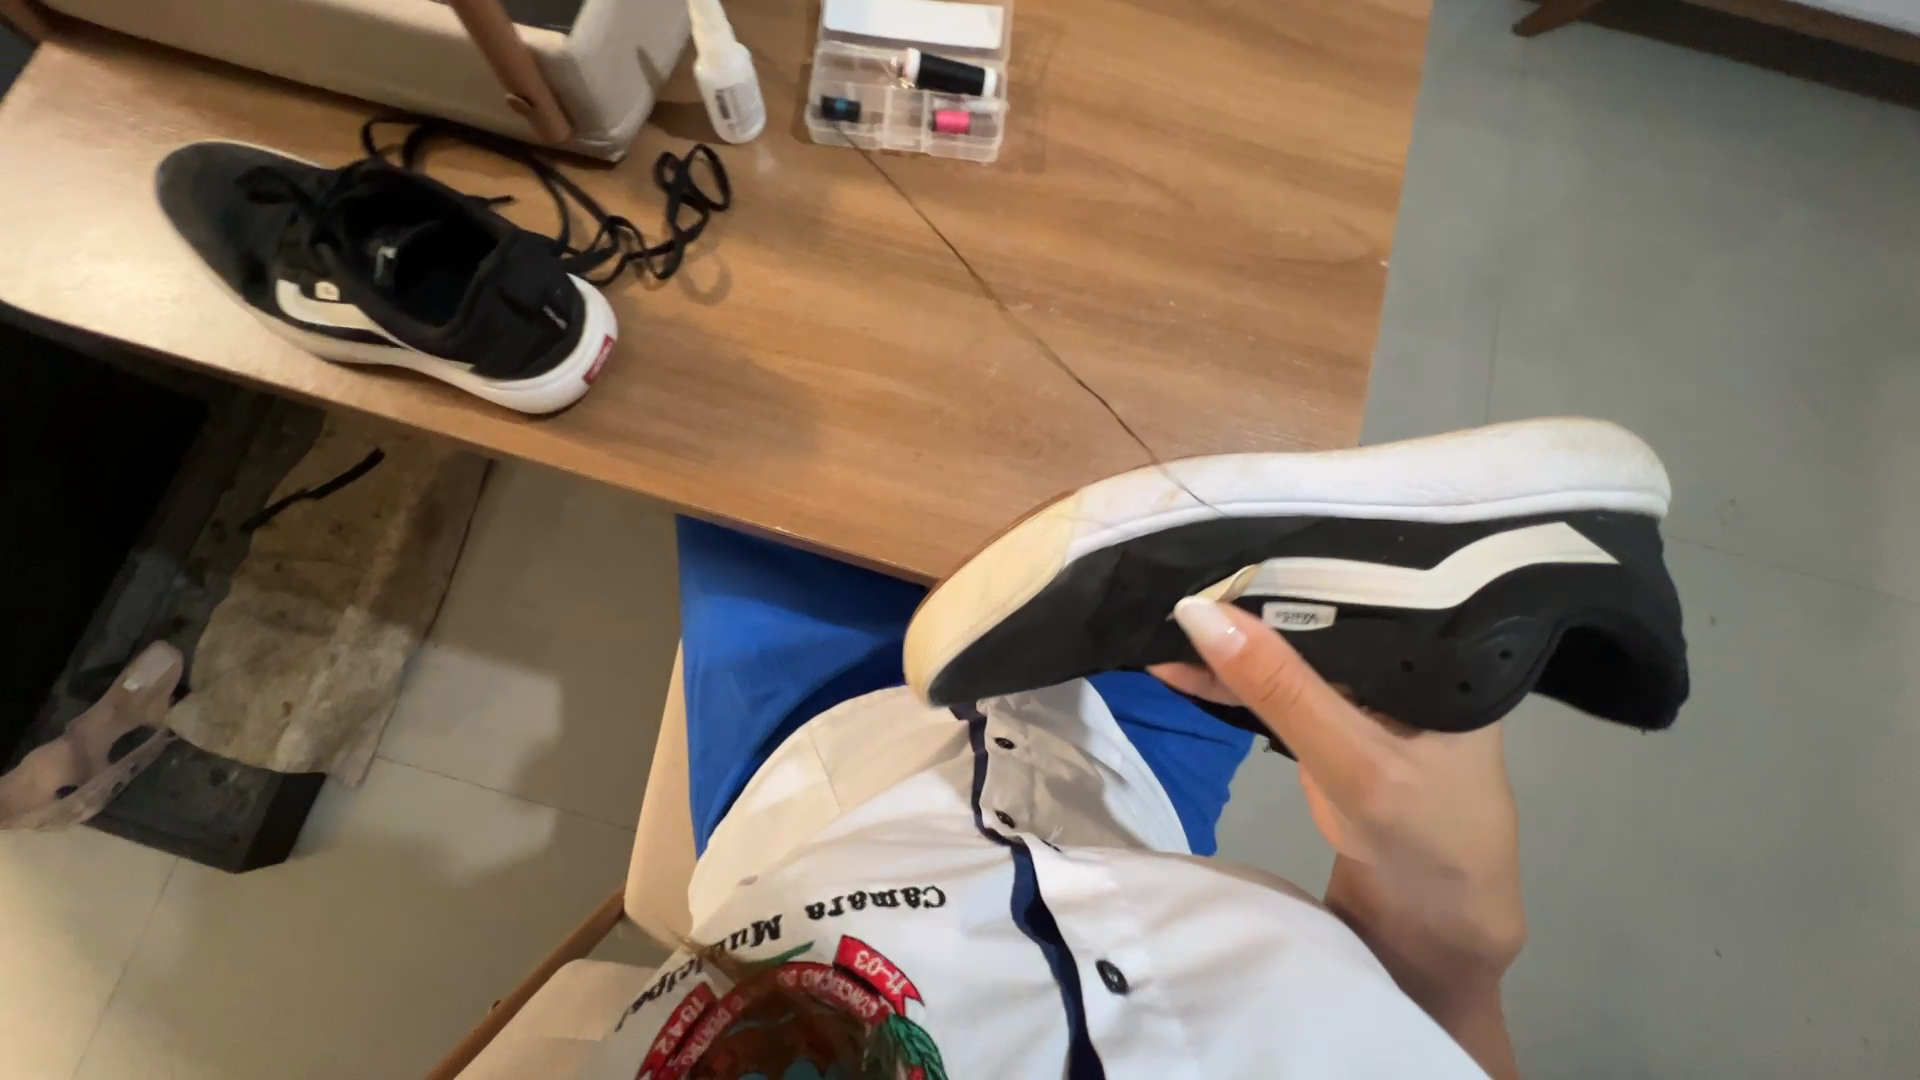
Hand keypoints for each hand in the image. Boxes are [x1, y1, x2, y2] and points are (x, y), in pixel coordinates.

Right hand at [1158, 599, 1524, 1076]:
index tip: (1220, 535)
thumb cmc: (1428, 844)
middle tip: (1176, 565)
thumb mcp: (1355, 762)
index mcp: (1436, 646)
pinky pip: (1270, 688)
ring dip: (1228, 641)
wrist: (1432, 935)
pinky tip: (1180, 666)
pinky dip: (1226, 682)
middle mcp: (1398, 656)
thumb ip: (1280, 688)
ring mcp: (1358, 691)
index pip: (1356, 579)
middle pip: (1314, 610)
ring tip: (1162, 614)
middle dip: (1247, 594)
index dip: (1288, 557)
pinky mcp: (1326, 721)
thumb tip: (1197, 610)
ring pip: (1285, 648)